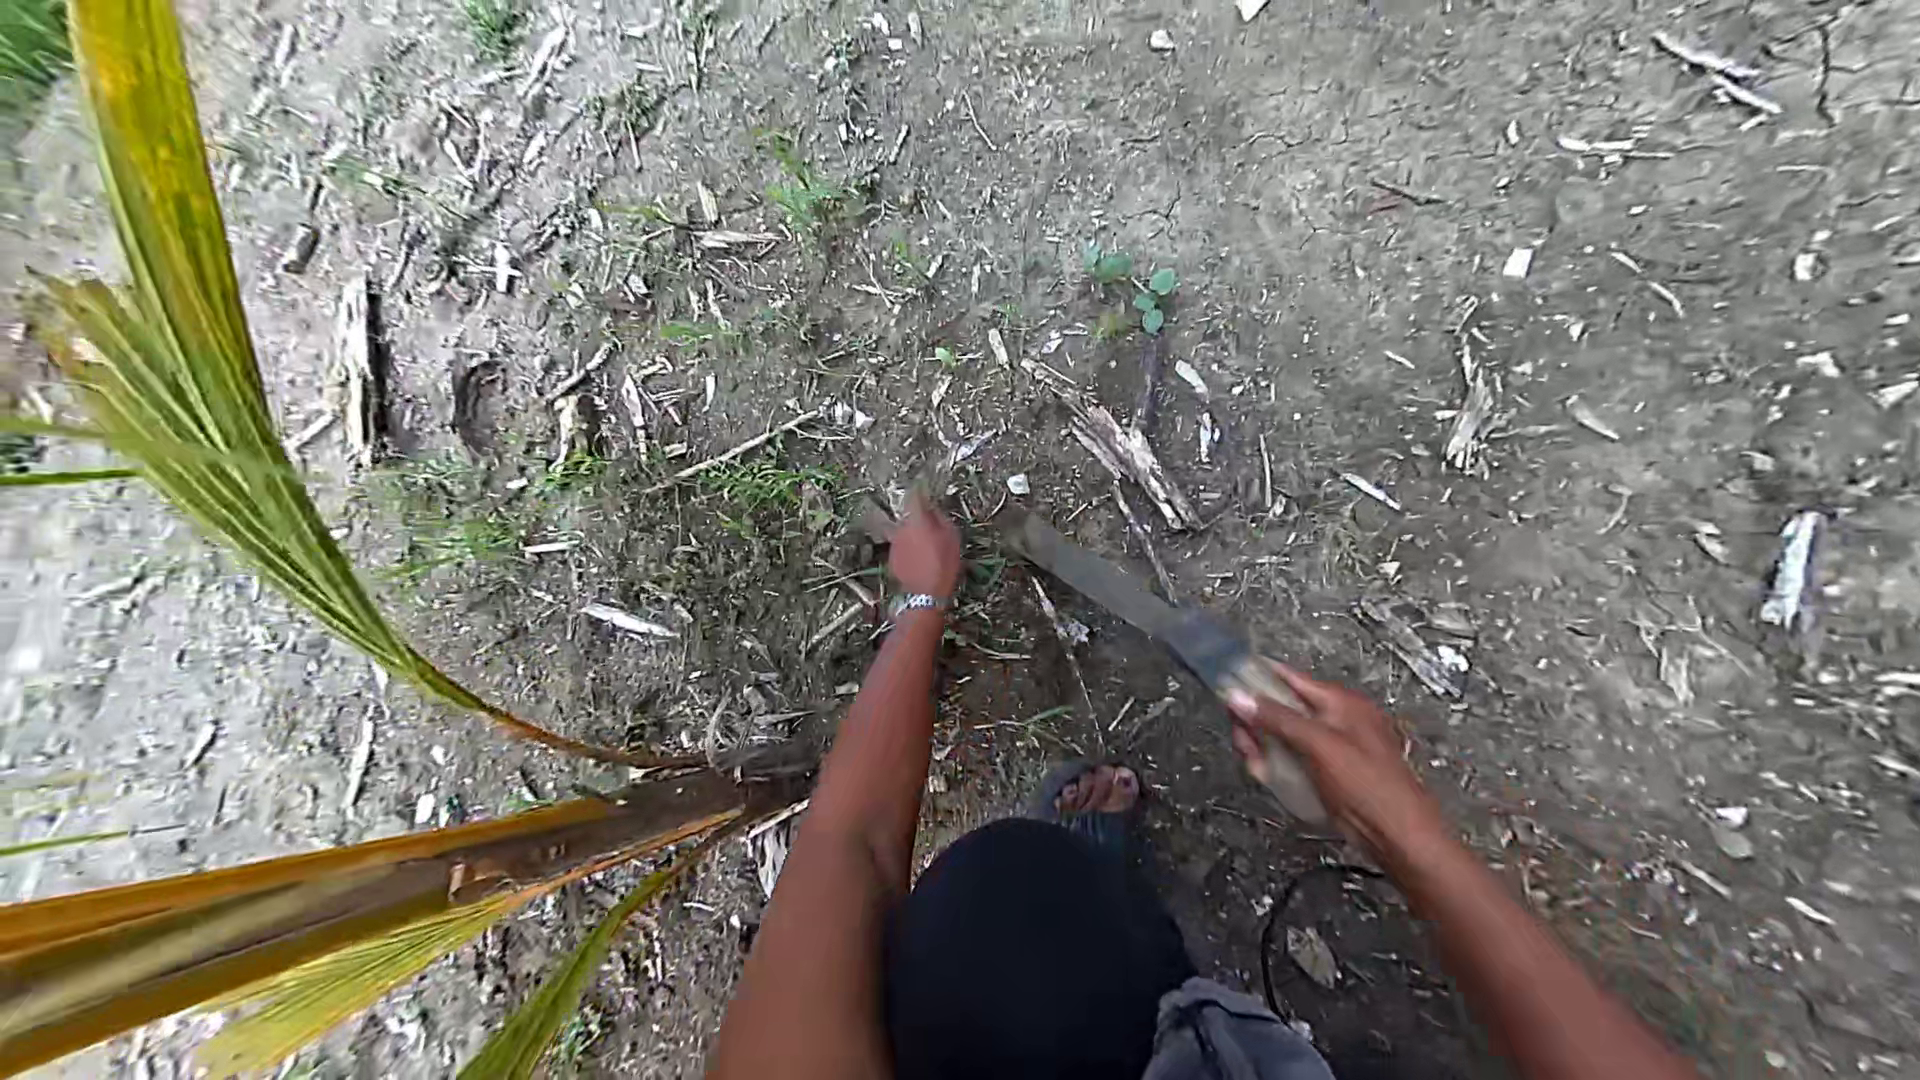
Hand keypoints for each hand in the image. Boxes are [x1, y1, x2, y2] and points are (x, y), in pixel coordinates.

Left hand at [887, 490, 960, 598]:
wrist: (924, 595)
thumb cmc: (943, 565)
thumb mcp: (952, 538)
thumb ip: (941, 519)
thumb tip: (934, 510)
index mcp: (916, 520)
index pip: (914, 497)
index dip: (920, 490)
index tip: (924, 487)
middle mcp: (901, 528)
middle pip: (909, 515)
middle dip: (919, 516)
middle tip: (933, 523)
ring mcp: (894, 544)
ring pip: (904, 531)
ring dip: (914, 533)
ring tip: (927, 544)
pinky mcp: (891, 558)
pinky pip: (901, 546)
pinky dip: (909, 547)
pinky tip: (920, 557)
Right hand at [1227, 664, 1448, 867]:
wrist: (1400, 839)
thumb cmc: (1368, 786)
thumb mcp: (1318, 744)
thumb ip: (1276, 717)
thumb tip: (1237, 696)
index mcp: (1339, 702)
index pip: (1288, 677)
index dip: (1256, 678)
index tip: (1226, 686)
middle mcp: (1333, 718)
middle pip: (1279, 707)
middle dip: (1255, 721)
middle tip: (1242, 739)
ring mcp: (1328, 745)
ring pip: (1280, 733)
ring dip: (1260, 744)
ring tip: (1254, 761)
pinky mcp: (1323, 769)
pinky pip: (1289, 756)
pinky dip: (1274, 762)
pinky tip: (1265, 774)